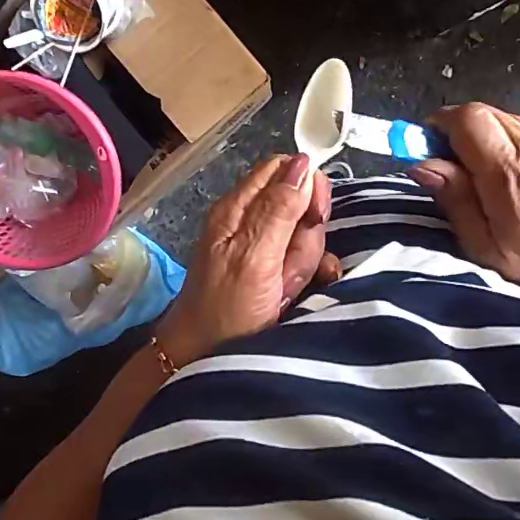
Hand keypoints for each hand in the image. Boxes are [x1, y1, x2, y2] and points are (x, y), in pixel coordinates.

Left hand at [156, 153, 339, 368]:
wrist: (205, 359)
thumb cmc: (225, 309)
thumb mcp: (253, 255)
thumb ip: (279, 209)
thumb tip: (303, 161)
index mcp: (238, 208)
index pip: (283, 170)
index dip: (306, 187)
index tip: (314, 217)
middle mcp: (252, 222)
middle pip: (302, 206)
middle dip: (304, 238)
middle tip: (285, 267)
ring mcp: (265, 250)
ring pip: (308, 237)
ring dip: (303, 264)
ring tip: (281, 291)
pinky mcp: (276, 274)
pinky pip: (308, 262)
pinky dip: (308, 279)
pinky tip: (294, 298)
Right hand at [408, 104, 519, 312]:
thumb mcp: (485, 247)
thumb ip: (454, 200)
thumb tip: (423, 165)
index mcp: (512, 176)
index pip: (470, 119)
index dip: (442, 123)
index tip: (429, 143)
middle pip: (488, 113)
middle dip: (462, 131)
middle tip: (454, 161)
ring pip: (513, 122)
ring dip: (491, 139)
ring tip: (494, 176)